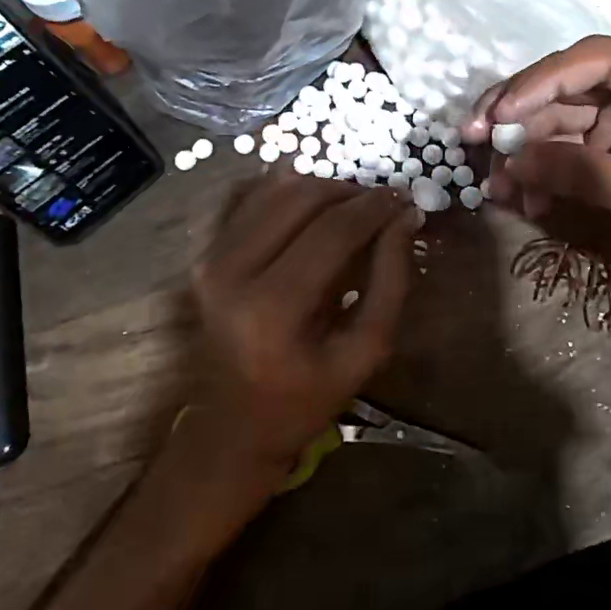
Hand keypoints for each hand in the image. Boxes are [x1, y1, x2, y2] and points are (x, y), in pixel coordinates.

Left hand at [188, 172, 420, 473]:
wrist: (233, 422)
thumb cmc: (306, 396)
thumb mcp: (366, 352)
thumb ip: (392, 280)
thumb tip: (406, 218)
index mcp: (273, 309)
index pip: (333, 231)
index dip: (374, 207)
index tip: (404, 198)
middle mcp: (232, 272)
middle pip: (301, 199)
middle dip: (350, 191)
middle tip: (381, 202)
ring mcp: (211, 259)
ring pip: (275, 190)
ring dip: (321, 186)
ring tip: (352, 205)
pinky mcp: (204, 253)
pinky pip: (250, 199)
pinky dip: (286, 190)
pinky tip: (314, 203)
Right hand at [460, 36, 610, 300]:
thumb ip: (586, 174)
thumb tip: (512, 161)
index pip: (597, 58)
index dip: (541, 81)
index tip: (499, 115)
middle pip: (569, 83)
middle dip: (520, 113)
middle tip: (473, 137)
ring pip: (560, 117)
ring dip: (524, 149)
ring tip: (495, 184)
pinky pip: (568, 147)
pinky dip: (542, 170)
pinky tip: (521, 197)